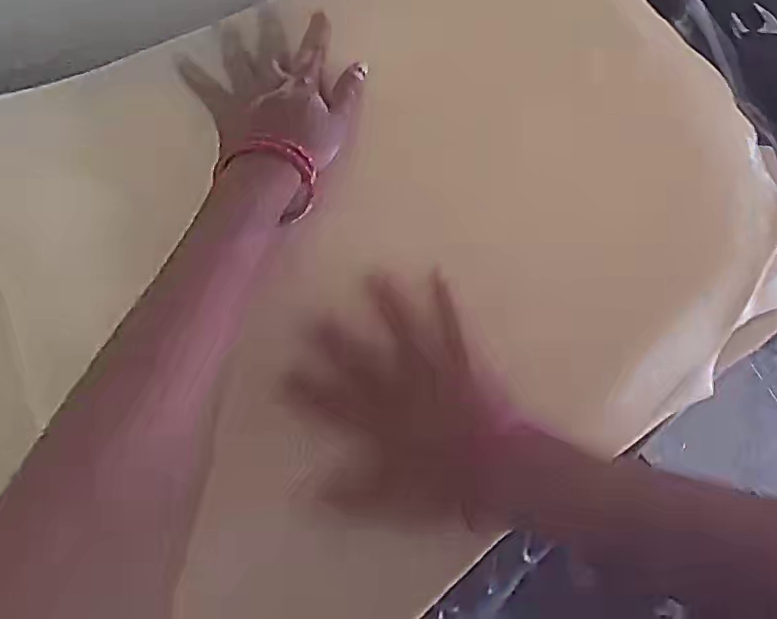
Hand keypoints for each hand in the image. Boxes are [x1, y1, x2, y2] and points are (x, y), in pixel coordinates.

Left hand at [178, 8, 366, 173]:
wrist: (271, 170)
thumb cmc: (310, 149)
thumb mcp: (340, 122)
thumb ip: (349, 93)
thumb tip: (360, 65)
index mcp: (304, 86)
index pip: (313, 53)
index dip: (317, 33)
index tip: (318, 14)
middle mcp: (274, 84)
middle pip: (272, 51)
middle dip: (270, 29)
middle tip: (263, 6)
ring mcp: (248, 96)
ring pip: (239, 64)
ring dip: (232, 43)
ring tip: (225, 25)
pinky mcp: (227, 111)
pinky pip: (208, 90)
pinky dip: (194, 75)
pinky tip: (180, 60)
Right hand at [286, 273, 521, 529]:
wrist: (491, 468)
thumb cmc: (440, 486)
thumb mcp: (389, 500)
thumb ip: (351, 494)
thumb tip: (311, 491)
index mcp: (382, 426)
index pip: (337, 406)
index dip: (310, 391)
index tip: (285, 373)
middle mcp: (402, 392)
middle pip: (365, 364)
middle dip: (338, 343)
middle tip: (314, 318)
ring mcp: (431, 372)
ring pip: (406, 334)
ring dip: (390, 306)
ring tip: (375, 277)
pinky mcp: (457, 361)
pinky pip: (449, 328)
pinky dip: (443, 301)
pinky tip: (437, 275)